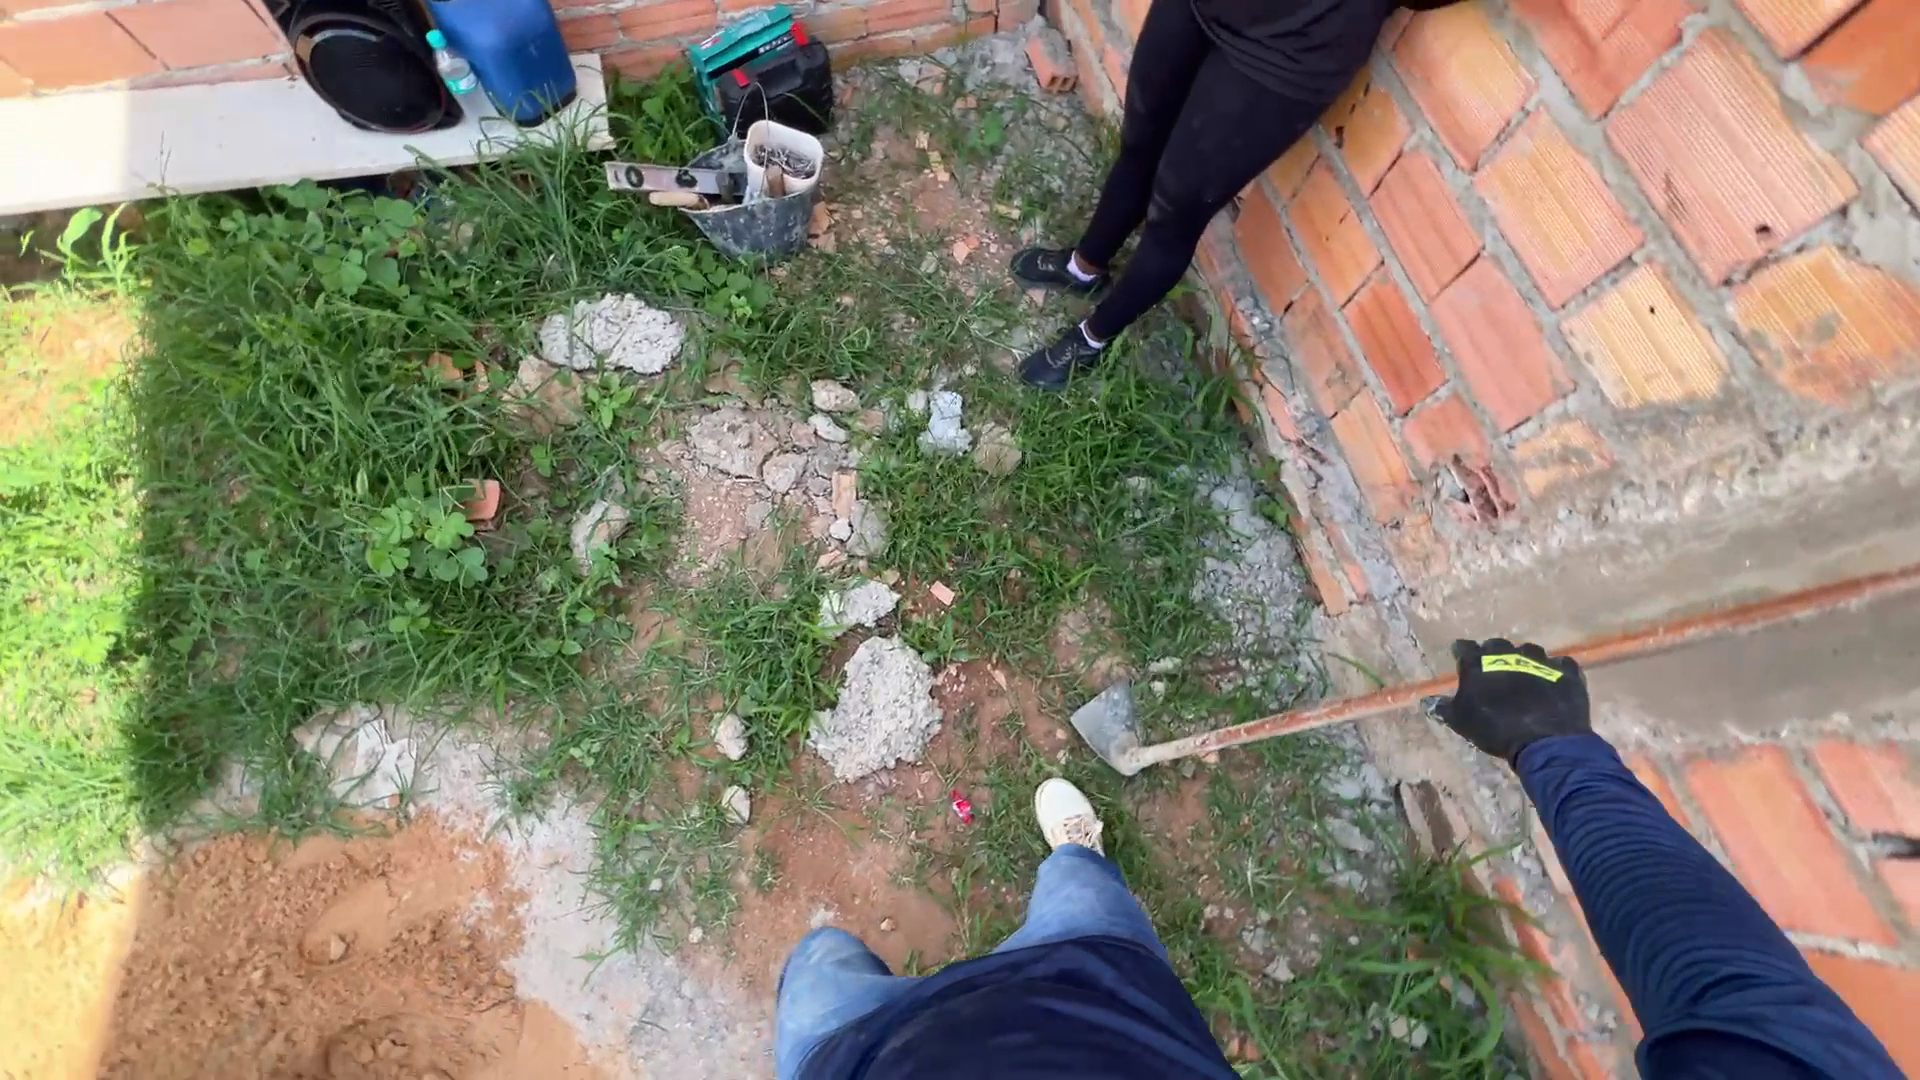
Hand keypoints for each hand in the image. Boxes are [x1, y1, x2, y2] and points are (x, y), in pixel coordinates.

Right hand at [1428, 638, 1589, 763]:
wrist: (1545, 741)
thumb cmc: (1494, 728)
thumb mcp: (1460, 721)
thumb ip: (1443, 707)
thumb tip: (1428, 701)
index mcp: (1477, 662)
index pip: (1463, 646)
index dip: (1461, 652)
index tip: (1460, 657)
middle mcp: (1507, 654)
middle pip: (1497, 644)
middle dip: (1493, 653)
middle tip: (1494, 668)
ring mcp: (1539, 661)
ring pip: (1530, 650)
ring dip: (1525, 658)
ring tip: (1526, 672)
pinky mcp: (1566, 673)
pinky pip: (1561, 663)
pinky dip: (1556, 669)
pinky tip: (1554, 679)